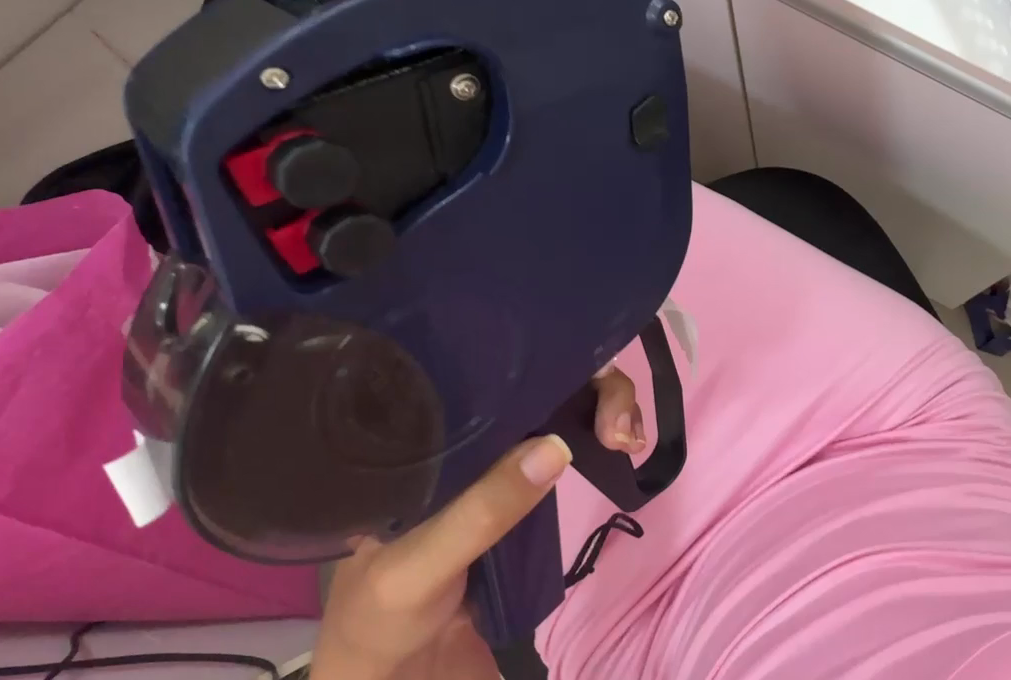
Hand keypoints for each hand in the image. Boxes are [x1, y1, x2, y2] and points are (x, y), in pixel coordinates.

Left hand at [311, 367, 646, 679]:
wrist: (398, 679)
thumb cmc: (380, 620)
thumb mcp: (419, 569)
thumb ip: (483, 511)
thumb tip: (560, 444)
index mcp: (428, 435)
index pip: (494, 372)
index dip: (550, 362)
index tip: (590, 387)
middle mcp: (469, 434)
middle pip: (545, 378)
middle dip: (597, 388)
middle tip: (621, 432)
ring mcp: (503, 460)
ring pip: (567, 404)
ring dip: (610, 407)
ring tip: (629, 441)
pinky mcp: (530, 487)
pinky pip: (574, 442)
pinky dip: (607, 435)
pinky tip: (625, 449)